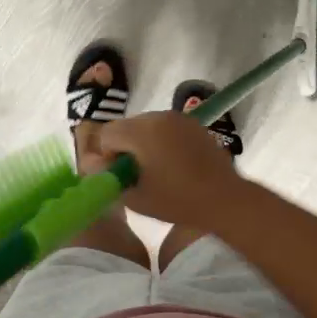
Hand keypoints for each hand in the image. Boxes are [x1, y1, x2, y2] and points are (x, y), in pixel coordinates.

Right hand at [97, 111, 247, 227]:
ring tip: (154, 172)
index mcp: (143, 131)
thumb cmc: (178, 201)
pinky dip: (162, 142)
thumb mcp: (136, 197)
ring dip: (143, 145)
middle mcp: (160, 117)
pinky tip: (171, 165)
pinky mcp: (194, 126)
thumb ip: (108, 178)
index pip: (107, 133)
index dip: (106, 156)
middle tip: (134, 176)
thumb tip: (91, 165)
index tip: (119, 176)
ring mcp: (180, 119)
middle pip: (126, 127)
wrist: (225, 200)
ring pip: (146, 127)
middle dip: (124, 148)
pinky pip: (166, 129)